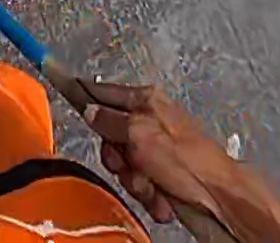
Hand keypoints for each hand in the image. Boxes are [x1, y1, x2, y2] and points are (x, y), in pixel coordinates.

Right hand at [82, 81, 279, 242]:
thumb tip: (87, 108)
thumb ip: (110, 122)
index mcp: (144, 101)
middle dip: (117, 158)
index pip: (102, 91)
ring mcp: (156, 152)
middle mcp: (148, 122)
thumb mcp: (140, 135)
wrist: (223, 202)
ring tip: (153, 189)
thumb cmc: (183, 160)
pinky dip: (150, 197)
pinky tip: (164, 201)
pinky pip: (141, 186)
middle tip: (129, 166)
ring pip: (124, 165)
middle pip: (109, 135)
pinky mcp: (164, 179)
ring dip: (135, 182)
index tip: (56, 77)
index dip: (81, 90)